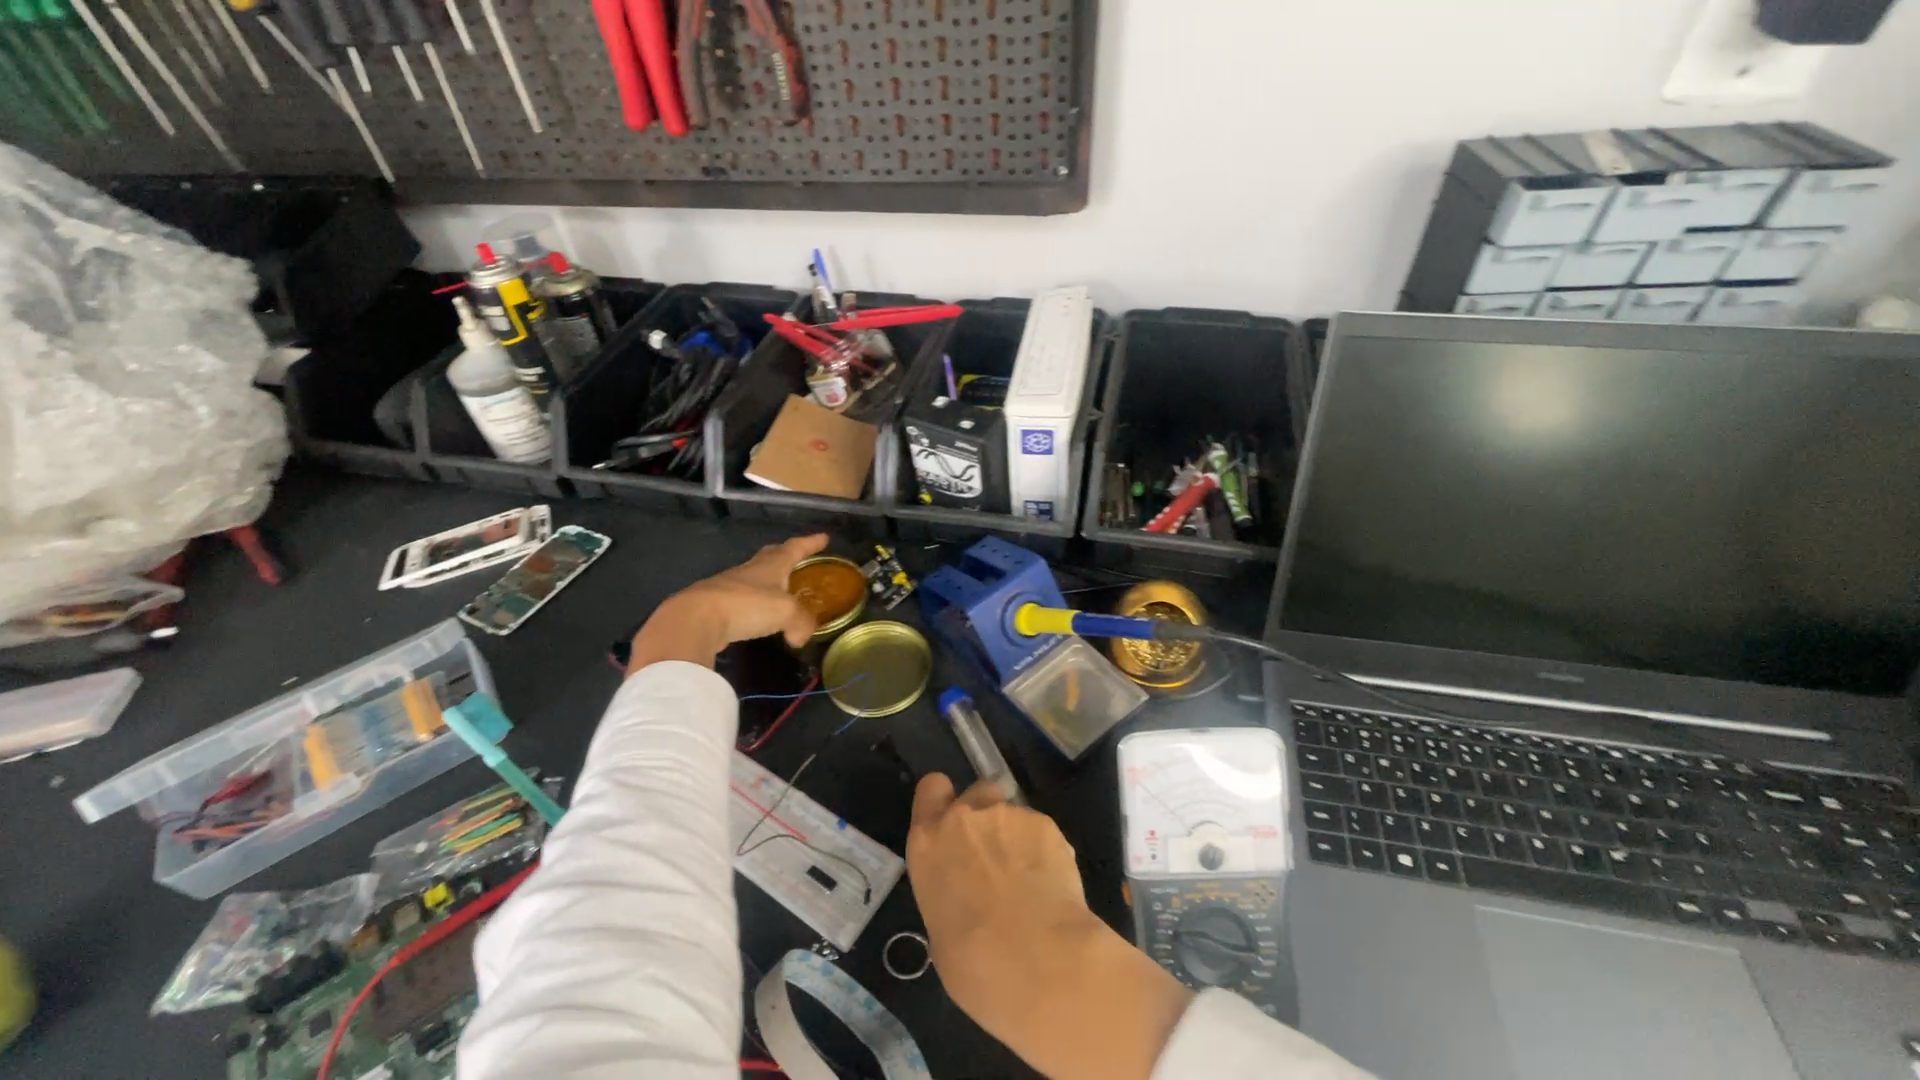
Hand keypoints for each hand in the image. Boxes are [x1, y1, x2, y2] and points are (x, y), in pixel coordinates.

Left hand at [627, 534, 828, 671]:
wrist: (695, 619)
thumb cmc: (746, 606)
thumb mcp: (786, 612)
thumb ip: (801, 622)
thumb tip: (799, 636)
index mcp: (770, 565)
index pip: (794, 548)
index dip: (809, 543)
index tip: (823, 538)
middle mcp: (750, 571)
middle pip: (771, 557)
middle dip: (786, 556)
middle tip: (797, 557)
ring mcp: (729, 587)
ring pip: (754, 579)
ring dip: (768, 584)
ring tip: (779, 593)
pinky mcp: (715, 607)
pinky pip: (741, 603)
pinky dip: (753, 608)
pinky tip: (755, 619)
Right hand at [907, 775, 1192, 1079]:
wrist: (1036, 959)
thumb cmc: (972, 962)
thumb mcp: (939, 929)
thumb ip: (950, 894)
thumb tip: (969, 900)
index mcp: (928, 843)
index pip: (931, 790)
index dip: (943, 802)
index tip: (952, 823)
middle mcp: (965, 818)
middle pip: (976, 793)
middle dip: (985, 818)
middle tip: (995, 857)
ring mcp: (1010, 816)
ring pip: (1013, 814)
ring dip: (1017, 838)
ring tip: (1032, 882)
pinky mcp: (1048, 826)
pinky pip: (1042, 832)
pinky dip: (1046, 853)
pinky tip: (1053, 888)